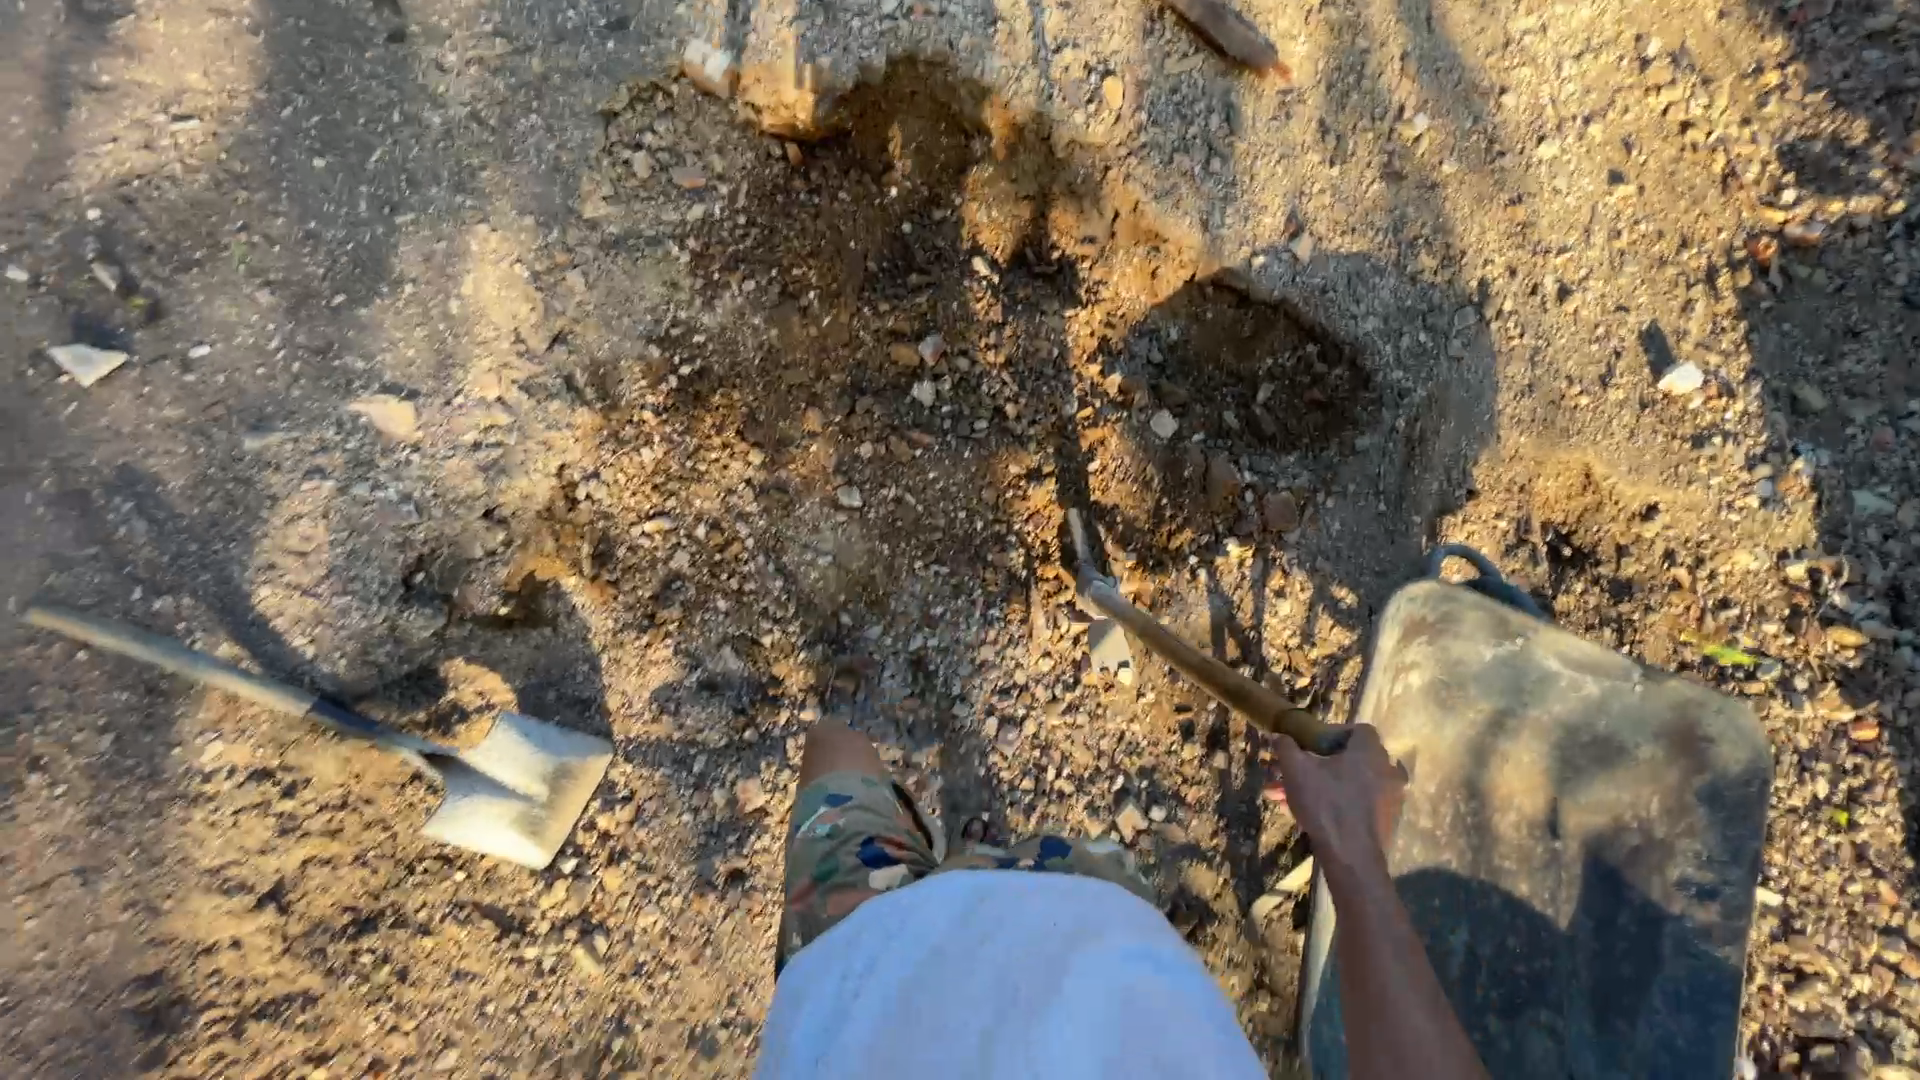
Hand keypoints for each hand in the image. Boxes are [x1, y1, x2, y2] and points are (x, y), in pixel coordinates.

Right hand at [1265, 725, 1405, 884]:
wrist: (1351, 856)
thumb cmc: (1325, 803)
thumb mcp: (1296, 769)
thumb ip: (1285, 747)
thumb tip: (1278, 735)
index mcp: (1370, 753)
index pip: (1359, 730)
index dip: (1333, 732)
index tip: (1311, 744)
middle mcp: (1385, 772)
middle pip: (1347, 759)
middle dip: (1312, 764)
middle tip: (1288, 772)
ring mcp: (1387, 799)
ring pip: (1345, 783)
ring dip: (1315, 785)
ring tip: (1282, 796)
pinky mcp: (1382, 821)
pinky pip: (1353, 803)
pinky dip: (1330, 803)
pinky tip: (1301, 814)